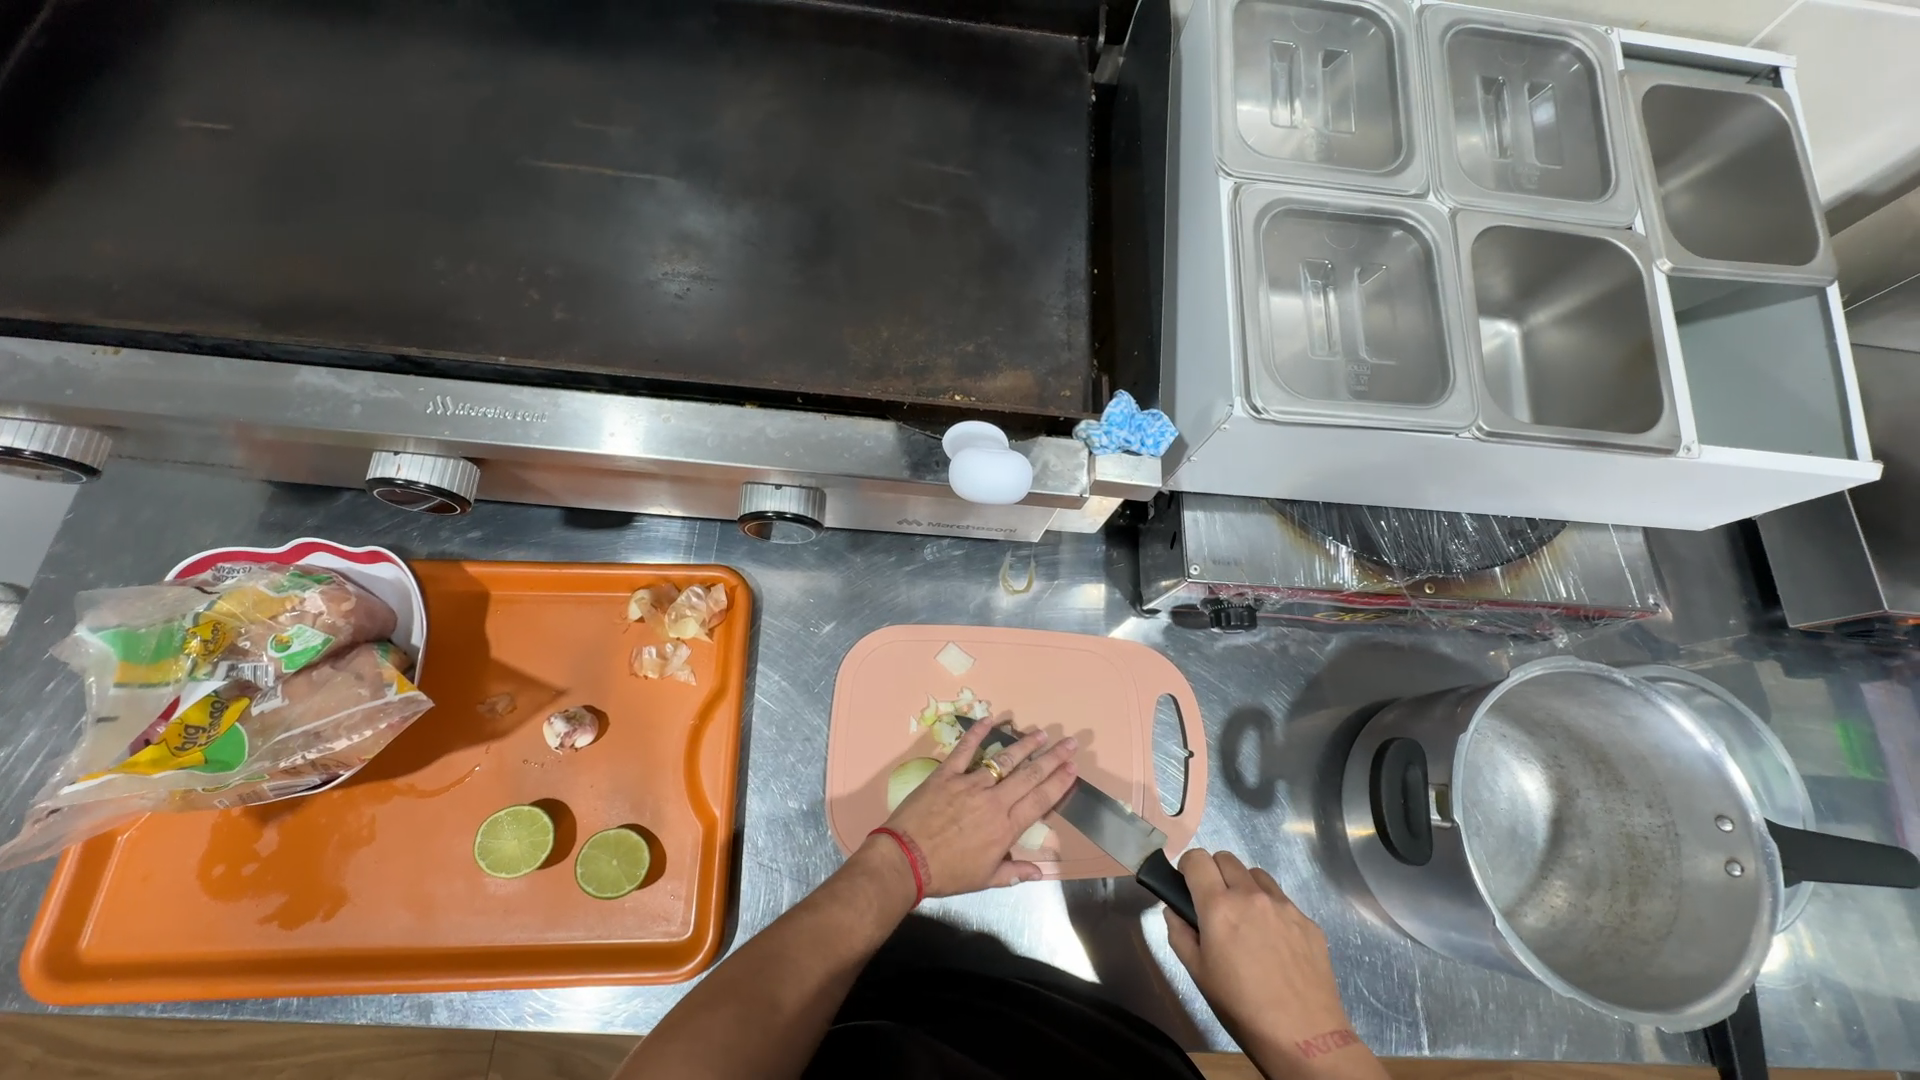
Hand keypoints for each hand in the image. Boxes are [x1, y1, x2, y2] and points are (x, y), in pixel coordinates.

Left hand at [880, 718, 1077, 896]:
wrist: (907, 860)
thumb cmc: (947, 873)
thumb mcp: (984, 880)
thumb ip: (1014, 873)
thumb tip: (1041, 872)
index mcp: (1006, 828)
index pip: (1040, 800)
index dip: (1059, 782)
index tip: (1073, 768)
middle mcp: (994, 801)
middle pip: (1029, 775)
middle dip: (1052, 758)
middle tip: (1069, 742)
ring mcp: (970, 784)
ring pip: (1004, 760)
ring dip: (1024, 745)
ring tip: (1041, 733)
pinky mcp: (947, 774)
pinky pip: (965, 749)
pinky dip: (977, 733)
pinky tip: (990, 719)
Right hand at [1164, 850, 1382, 1078]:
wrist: (1303, 1035)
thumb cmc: (1241, 1006)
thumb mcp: (1197, 973)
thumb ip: (1179, 933)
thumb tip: (1174, 910)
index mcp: (1219, 906)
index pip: (1197, 858)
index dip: (1188, 866)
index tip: (1187, 884)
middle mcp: (1251, 896)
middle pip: (1226, 858)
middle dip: (1214, 873)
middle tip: (1215, 903)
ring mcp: (1284, 905)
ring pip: (1256, 874)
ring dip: (1244, 885)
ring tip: (1246, 918)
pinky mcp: (1307, 920)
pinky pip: (1282, 899)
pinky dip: (1271, 907)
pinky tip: (1274, 940)